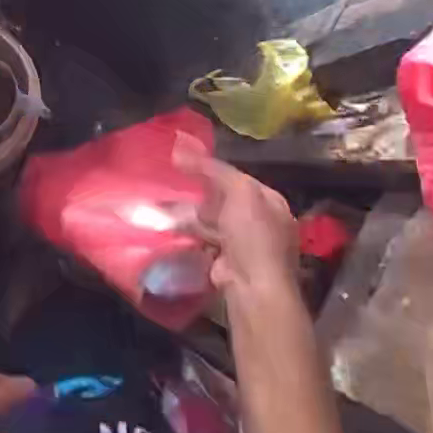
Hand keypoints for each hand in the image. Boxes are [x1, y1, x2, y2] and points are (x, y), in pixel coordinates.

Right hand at [176, 142, 298, 296]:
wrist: (253, 287)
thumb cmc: (252, 234)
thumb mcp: (238, 191)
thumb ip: (212, 169)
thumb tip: (181, 145)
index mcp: (270, 202)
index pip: (238, 179)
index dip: (213, 171)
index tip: (184, 165)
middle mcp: (261, 222)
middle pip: (224, 201)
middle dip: (199, 195)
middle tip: (170, 184)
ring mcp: (244, 245)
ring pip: (212, 222)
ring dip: (190, 216)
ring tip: (162, 206)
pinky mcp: (226, 263)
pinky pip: (204, 242)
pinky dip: (189, 236)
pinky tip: (170, 229)